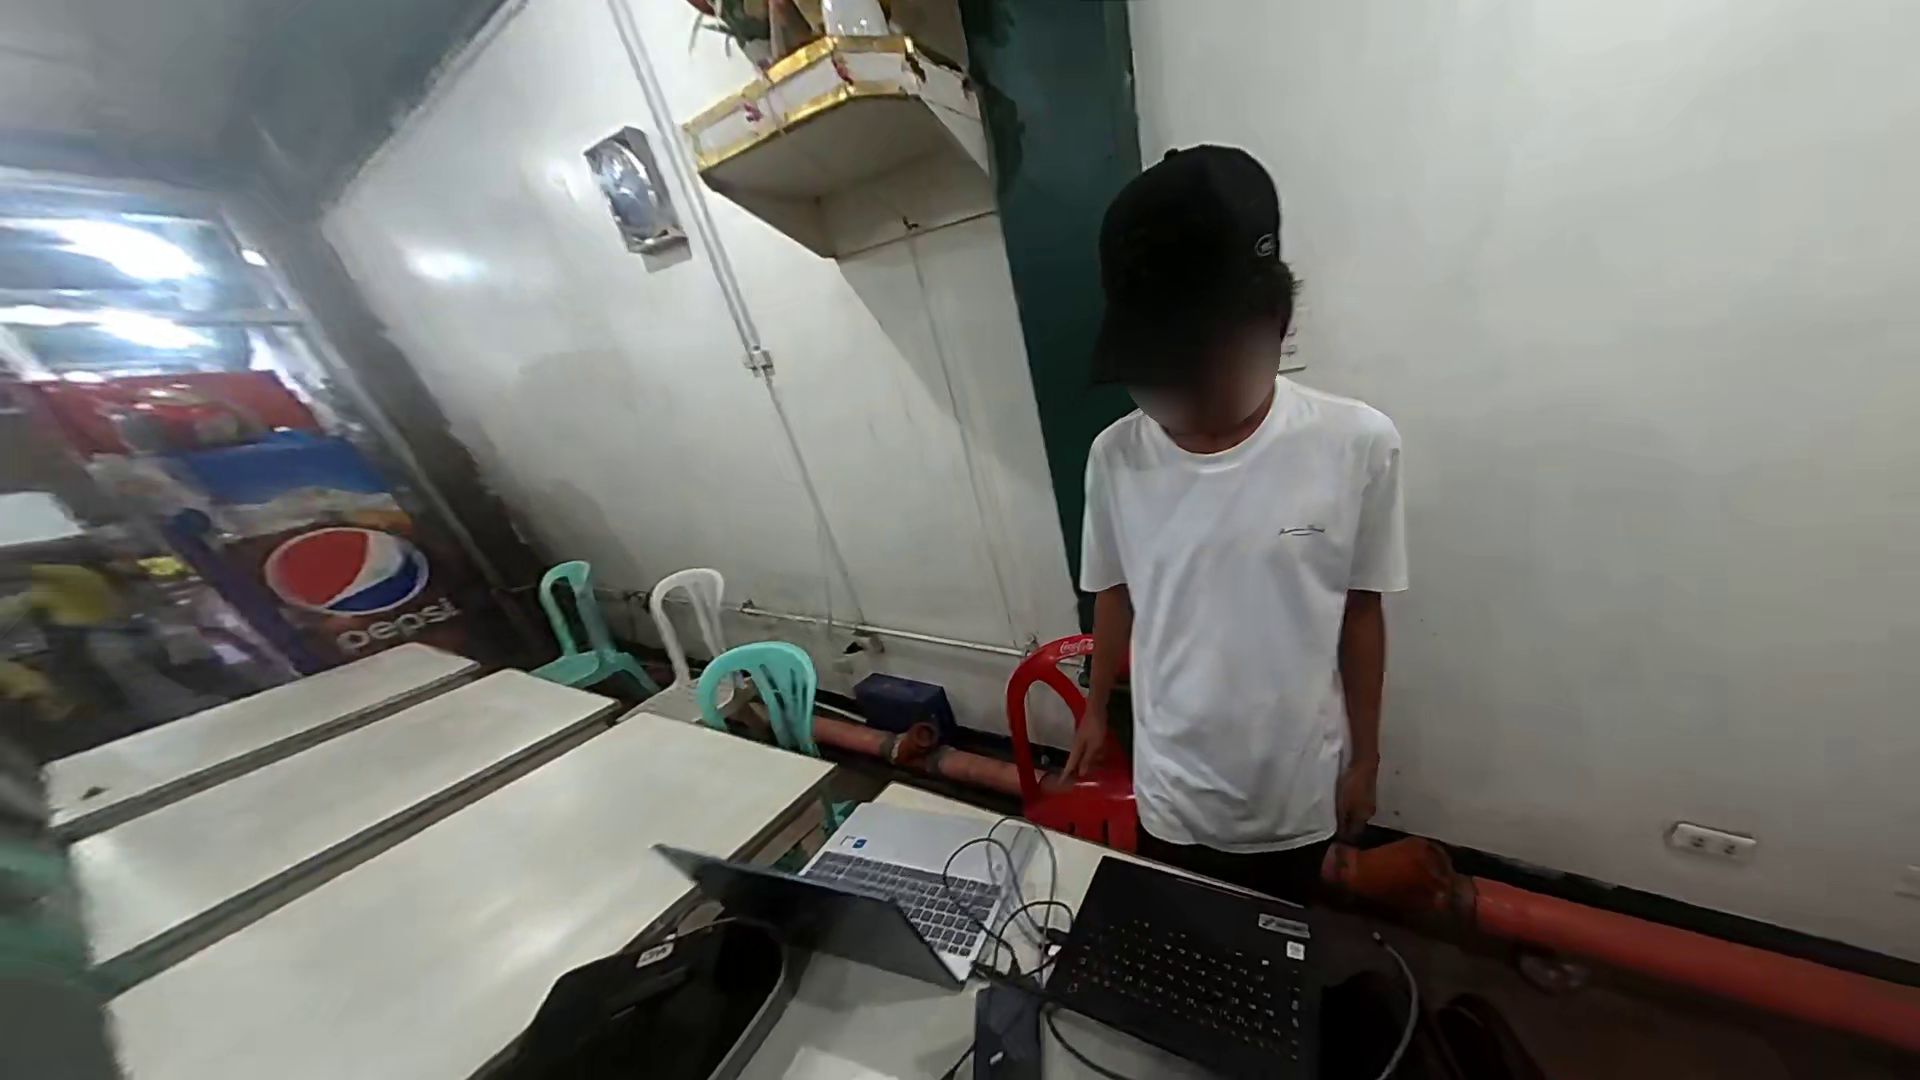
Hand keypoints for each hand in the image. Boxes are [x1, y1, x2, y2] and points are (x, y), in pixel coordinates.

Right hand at [1061, 708, 1109, 779]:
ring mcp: (1082, 739)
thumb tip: (1080, 772)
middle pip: (1074, 760)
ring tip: (1088, 772)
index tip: (1060, 783)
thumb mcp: (1094, 746)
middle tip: (1074, 780)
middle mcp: (1077, 744)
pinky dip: (1090, 755)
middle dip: (1074, 770)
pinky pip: (1088, 749)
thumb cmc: (1095, 728)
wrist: (1096, 710)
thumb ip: (1087, 759)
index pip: (1070, 764)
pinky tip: (1097, 758)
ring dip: (1084, 763)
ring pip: (1082, 754)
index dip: (1065, 774)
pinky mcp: (1087, 735)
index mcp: (1076, 748)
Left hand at [1336, 757, 1378, 839]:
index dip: (1346, 835)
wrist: (1363, 767)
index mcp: (1363, 817)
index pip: (1355, 832)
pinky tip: (1346, 804)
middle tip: (1336, 825)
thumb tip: (1342, 833)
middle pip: (1358, 824)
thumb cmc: (1351, 786)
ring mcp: (1371, 803)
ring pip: (1359, 815)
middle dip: (1348, 826)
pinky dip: (1353, 808)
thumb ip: (1342, 818)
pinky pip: (1360, 806)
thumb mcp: (1343, 804)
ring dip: (1351, 816)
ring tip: (1339, 815)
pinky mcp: (1369, 795)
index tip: (1336, 836)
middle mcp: (1369, 813)